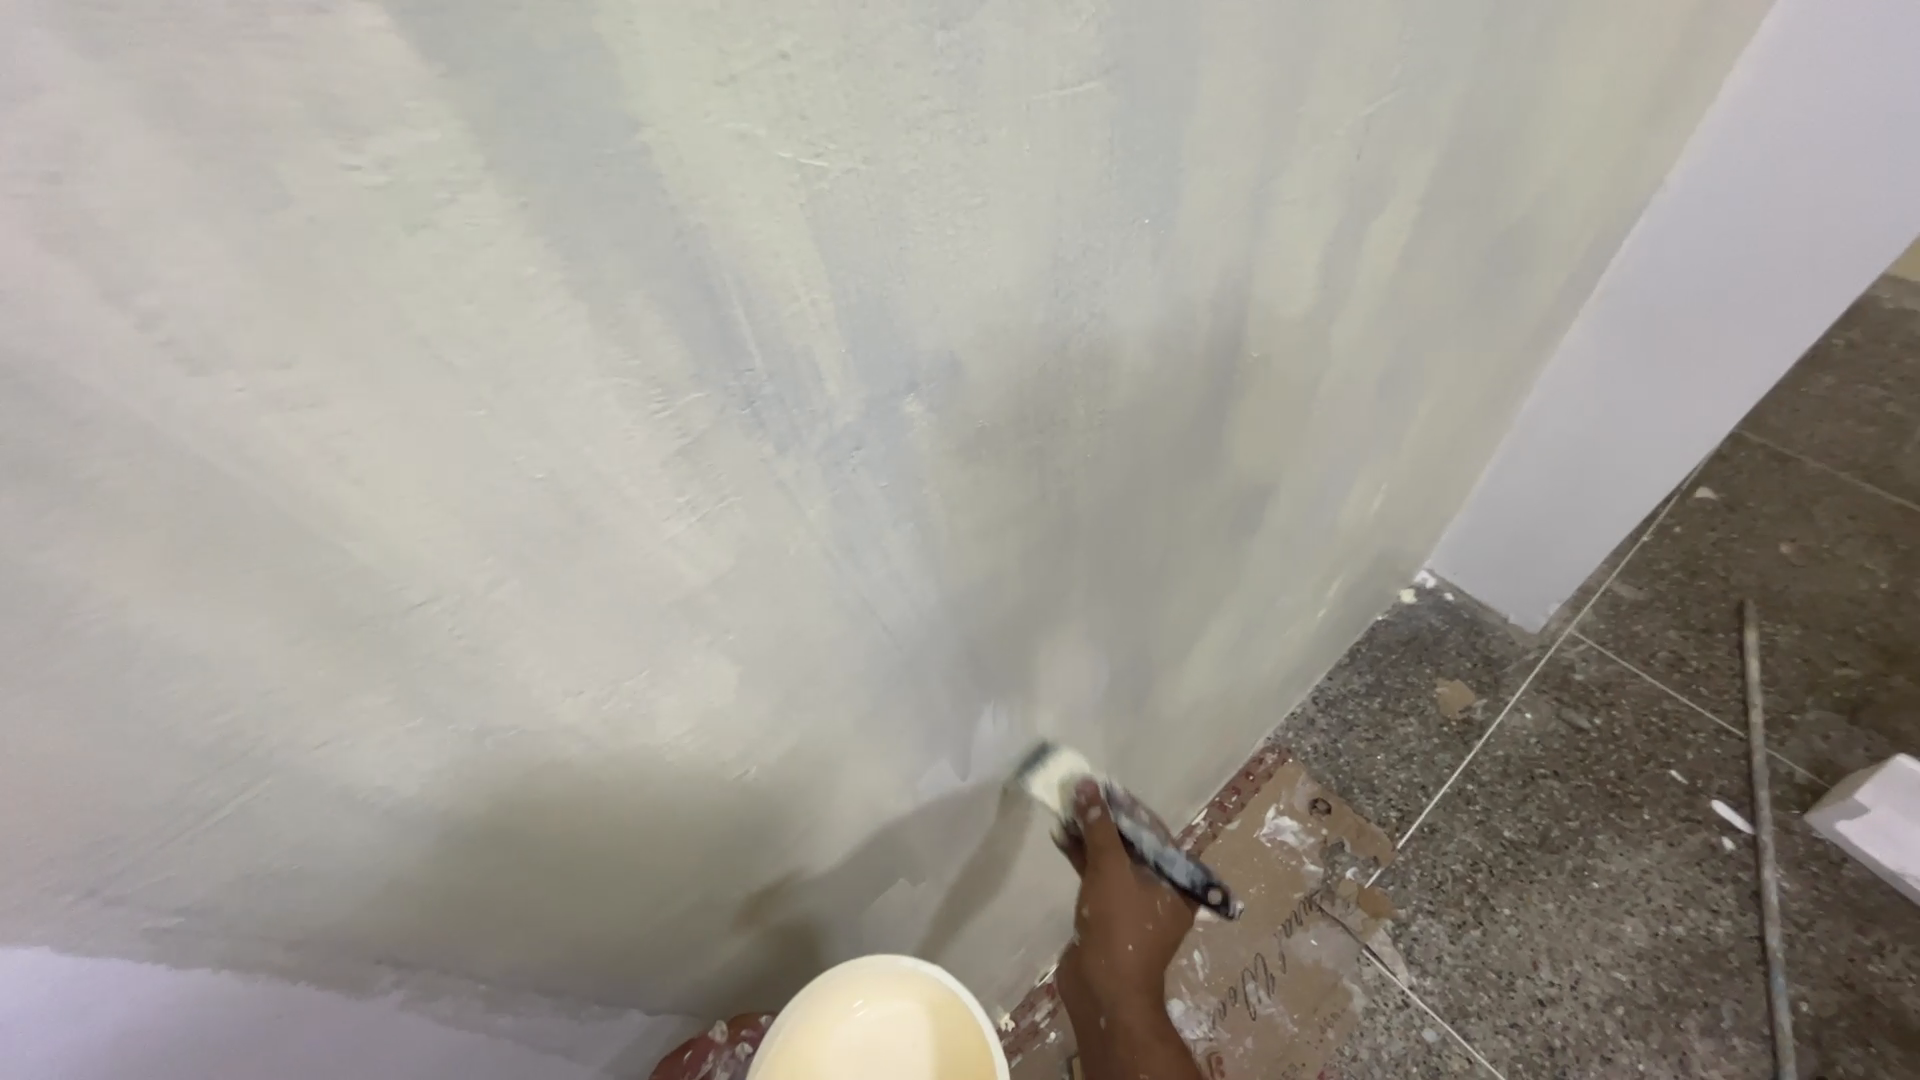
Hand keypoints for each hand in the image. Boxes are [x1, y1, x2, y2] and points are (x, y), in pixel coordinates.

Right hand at [1055, 778, 1196, 1018]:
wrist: (1104, 992)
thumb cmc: (1119, 927)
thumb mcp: (1110, 869)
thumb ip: (1099, 825)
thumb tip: (1087, 786)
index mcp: (1176, 878)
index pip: (1152, 829)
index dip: (1124, 805)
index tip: (1098, 785)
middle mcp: (1160, 887)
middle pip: (1131, 841)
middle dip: (1103, 818)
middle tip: (1077, 793)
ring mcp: (1134, 901)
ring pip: (1111, 856)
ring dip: (1089, 834)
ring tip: (1064, 808)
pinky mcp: (1109, 912)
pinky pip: (1097, 874)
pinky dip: (1081, 856)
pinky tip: (1060, 836)